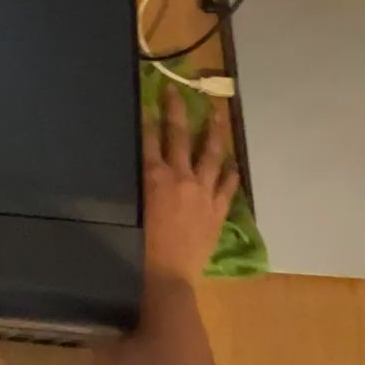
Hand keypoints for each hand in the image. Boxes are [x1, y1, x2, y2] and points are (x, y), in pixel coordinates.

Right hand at [142, 85, 239, 287]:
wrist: (168, 274)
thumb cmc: (139, 245)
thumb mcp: (132, 208)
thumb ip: (139, 184)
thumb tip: (142, 165)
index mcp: (153, 176)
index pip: (150, 137)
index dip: (150, 115)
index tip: (151, 96)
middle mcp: (180, 177)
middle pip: (178, 135)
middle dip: (177, 109)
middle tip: (177, 90)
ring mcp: (203, 191)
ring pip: (210, 153)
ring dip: (213, 131)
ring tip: (216, 113)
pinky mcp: (217, 208)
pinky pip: (227, 183)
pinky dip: (230, 169)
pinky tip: (231, 161)